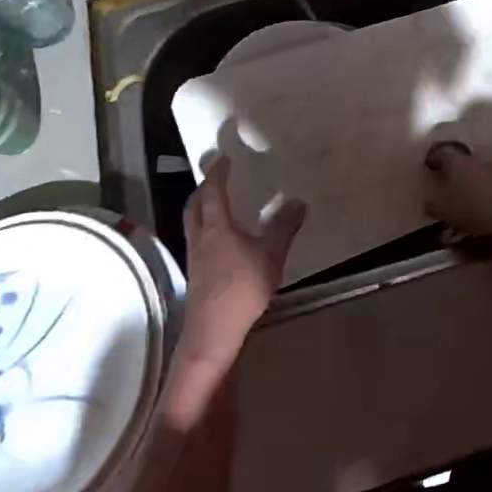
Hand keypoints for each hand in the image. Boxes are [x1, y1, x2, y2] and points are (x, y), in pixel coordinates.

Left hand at [164, 156, 305, 428]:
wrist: (212, 332)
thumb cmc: (242, 289)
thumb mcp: (271, 256)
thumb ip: (284, 227)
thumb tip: (298, 201)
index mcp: (216, 225)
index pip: (212, 190)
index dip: (217, 173)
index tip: (224, 159)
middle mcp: (200, 236)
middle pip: (195, 204)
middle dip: (204, 188)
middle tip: (218, 179)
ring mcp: (194, 256)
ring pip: (193, 222)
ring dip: (202, 208)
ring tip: (219, 204)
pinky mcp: (196, 273)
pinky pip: (197, 238)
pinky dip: (206, 227)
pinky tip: (222, 238)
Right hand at [424, 143, 491, 239]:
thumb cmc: (471, 209)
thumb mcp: (443, 211)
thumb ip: (432, 205)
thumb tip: (428, 202)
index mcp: (455, 162)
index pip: (439, 155)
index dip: (432, 162)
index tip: (428, 169)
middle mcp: (475, 159)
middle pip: (459, 163)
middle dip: (453, 173)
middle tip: (446, 186)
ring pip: (476, 171)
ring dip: (471, 181)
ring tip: (466, 197)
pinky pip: (491, 182)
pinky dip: (485, 189)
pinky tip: (484, 202)